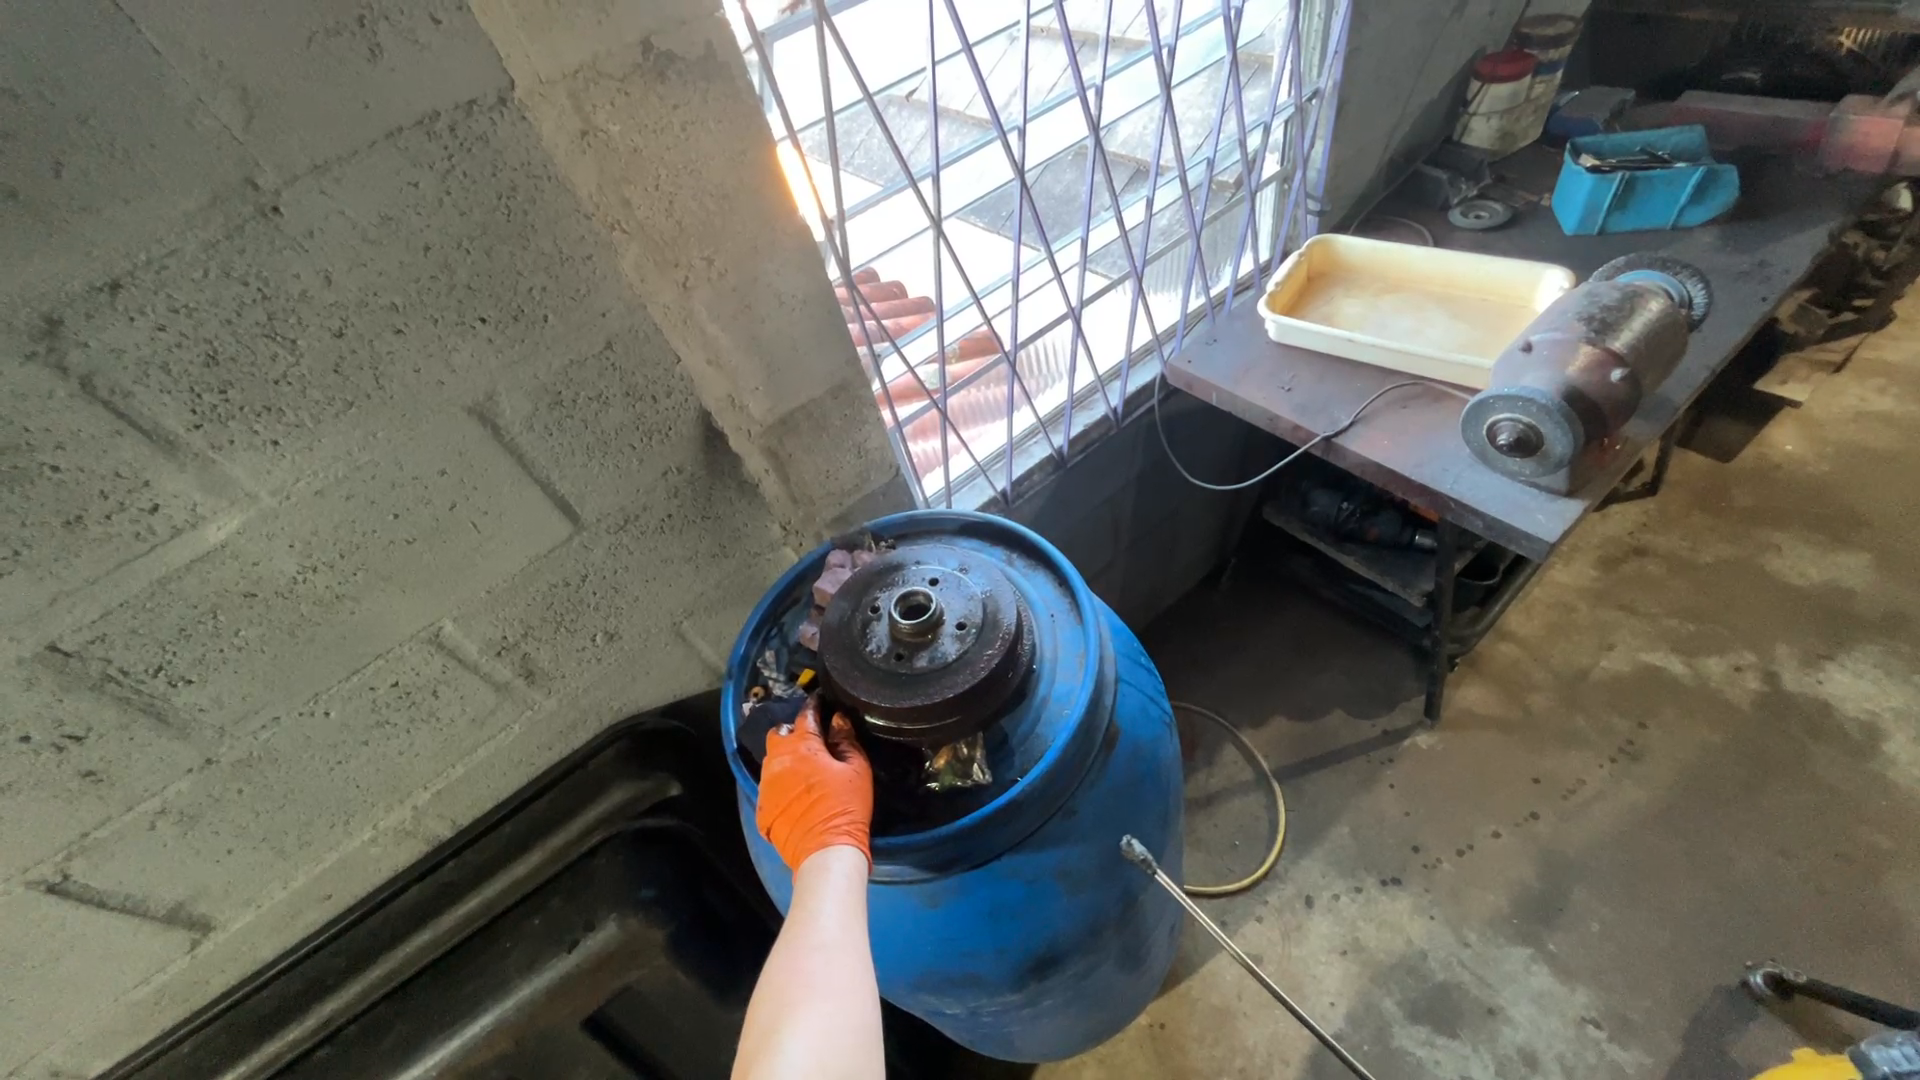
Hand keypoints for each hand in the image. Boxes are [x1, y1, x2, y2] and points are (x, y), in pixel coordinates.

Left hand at [757, 696, 873, 870]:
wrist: (825, 851)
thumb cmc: (845, 805)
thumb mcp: (856, 768)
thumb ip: (845, 739)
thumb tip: (837, 719)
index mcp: (802, 745)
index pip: (806, 714)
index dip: (815, 706)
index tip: (821, 702)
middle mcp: (777, 759)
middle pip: (780, 734)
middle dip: (793, 731)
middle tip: (811, 740)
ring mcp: (766, 784)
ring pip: (772, 759)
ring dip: (785, 757)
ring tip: (803, 766)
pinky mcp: (762, 807)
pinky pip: (769, 786)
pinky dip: (781, 783)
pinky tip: (795, 792)